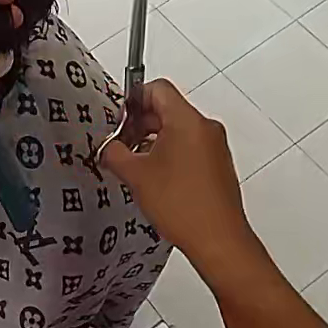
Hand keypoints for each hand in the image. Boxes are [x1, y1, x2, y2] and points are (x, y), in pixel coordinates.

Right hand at [99, 80, 259, 273]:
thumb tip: (108, 149)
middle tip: (122, 143)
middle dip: (141, 123)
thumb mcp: (136, 176)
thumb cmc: (185, 206)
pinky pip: (191, 147)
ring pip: (179, 129)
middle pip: (168, 108)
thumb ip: (115, 153)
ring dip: (155, 140)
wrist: (217, 238)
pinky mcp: (218, 165)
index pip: (158, 89)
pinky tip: (157, 178)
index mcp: (187, 121)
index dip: (133, 99)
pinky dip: (171, 154)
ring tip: (137, 165)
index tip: (120, 118)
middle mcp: (206, 128)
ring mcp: (215, 147)